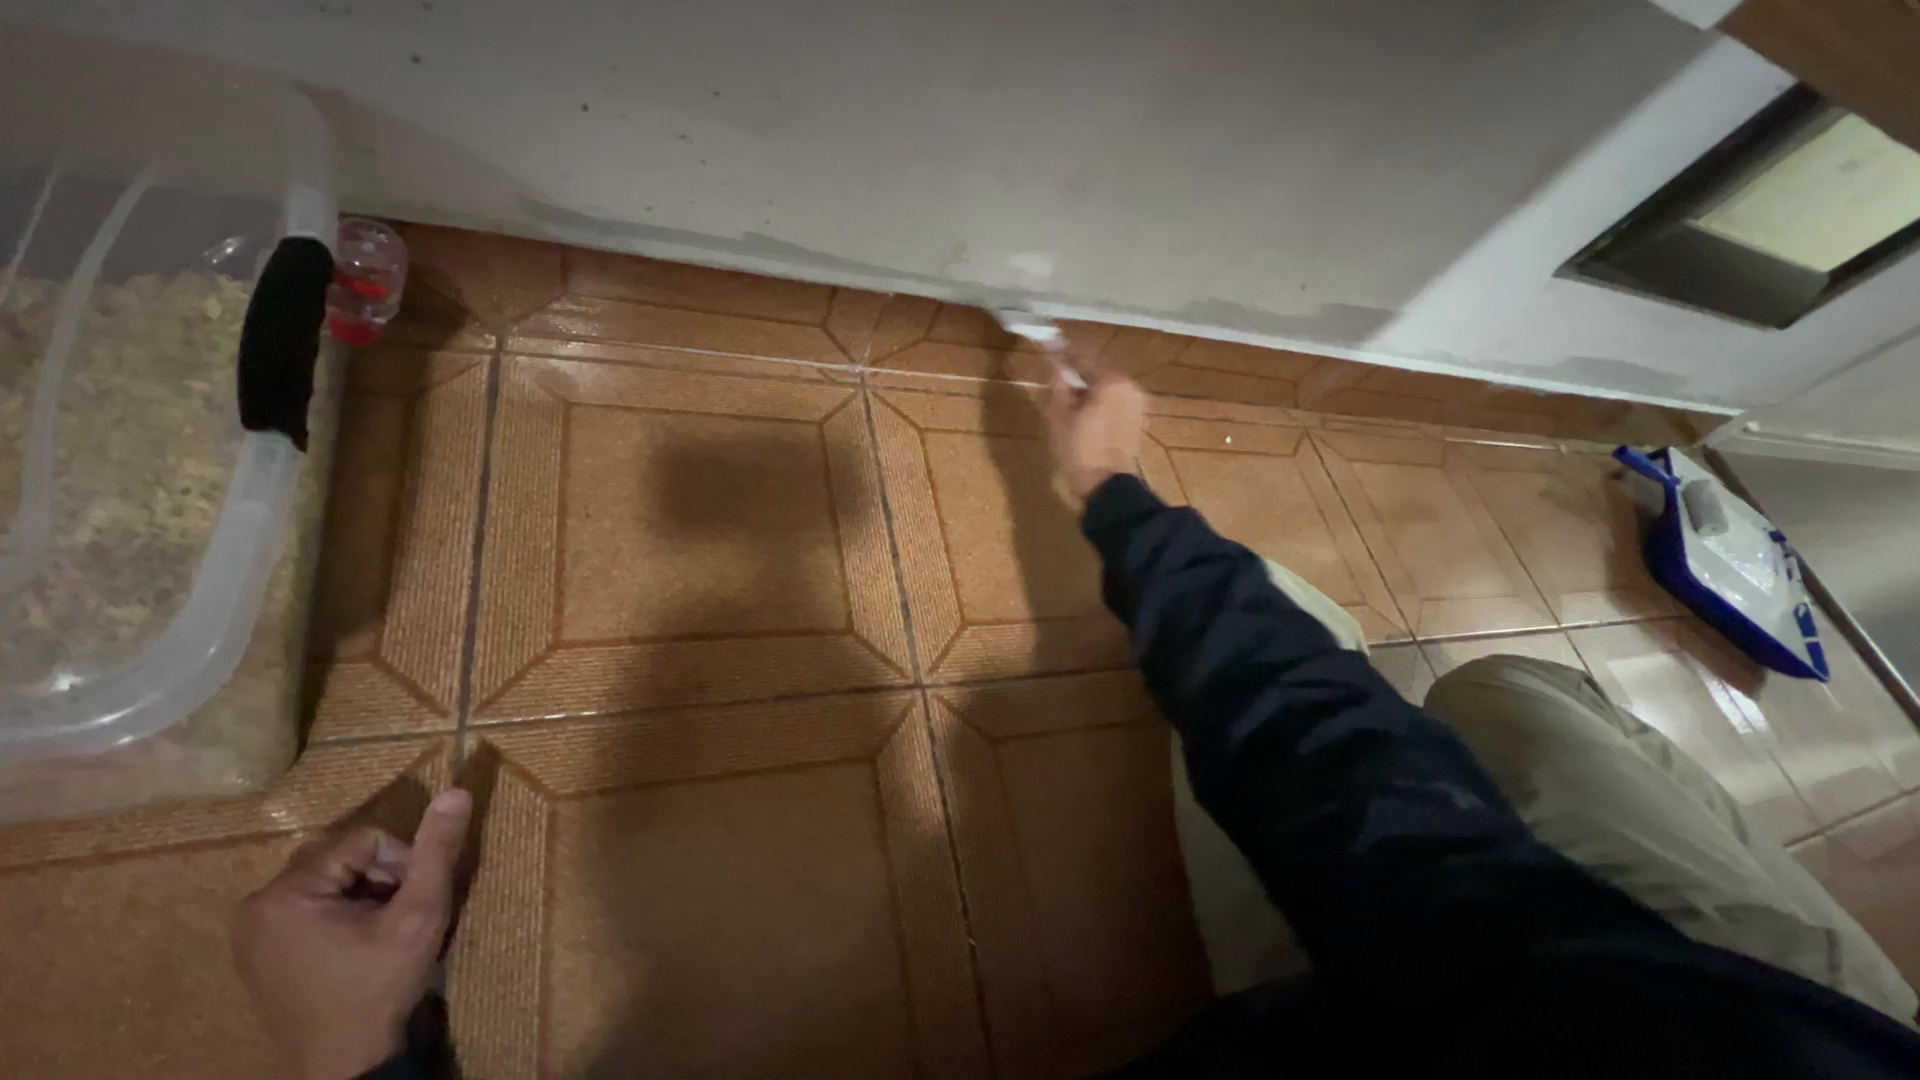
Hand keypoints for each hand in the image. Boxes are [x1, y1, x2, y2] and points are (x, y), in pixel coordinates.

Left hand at [233, 789, 472, 1079]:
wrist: (346, 1061)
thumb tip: (456, 791)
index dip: (402, 862)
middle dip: (382, 878)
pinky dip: (343, 914)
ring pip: (330, 880)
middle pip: (344, 858)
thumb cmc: (381, 984)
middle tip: (399, 917)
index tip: (413, 900)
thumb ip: (436, 850)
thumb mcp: (421, 912)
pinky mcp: (258, 950)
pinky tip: (358, 945)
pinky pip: (310, 905)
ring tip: (381, 932)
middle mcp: (255, 905)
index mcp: (286, 893)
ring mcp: (250, 931)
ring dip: (366, 895)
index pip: (366, 840)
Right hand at [1044, 360, 1147, 508]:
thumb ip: (1056, 380)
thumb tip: (1050, 357)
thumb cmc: (1079, 449)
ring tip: (1064, 396)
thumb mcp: (1059, 413)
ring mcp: (1136, 405)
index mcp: (1111, 380)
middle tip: (1053, 374)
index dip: (1062, 353)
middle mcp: (1129, 387)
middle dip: (1075, 373)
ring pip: (1105, 388)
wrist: (1106, 488)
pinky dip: (1097, 403)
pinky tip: (1081, 413)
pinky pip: (1113, 403)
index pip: (1082, 358)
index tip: (1046, 346)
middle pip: (1097, 372)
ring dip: (1086, 389)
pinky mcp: (1136, 421)